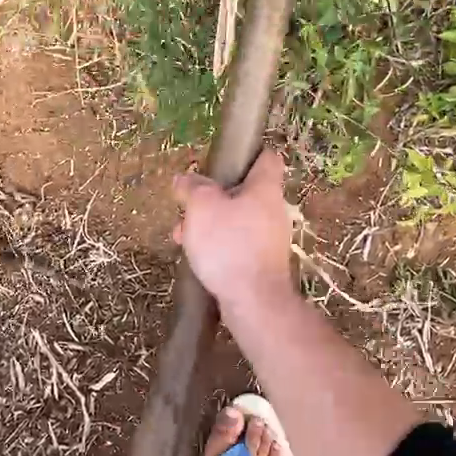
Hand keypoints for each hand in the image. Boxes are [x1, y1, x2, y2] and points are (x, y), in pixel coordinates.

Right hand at [172, 149, 294, 311]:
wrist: (254, 302)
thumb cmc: (229, 244)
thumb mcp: (201, 206)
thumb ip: (191, 188)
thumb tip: (184, 179)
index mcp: (264, 189)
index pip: (267, 158)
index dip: (248, 153)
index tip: (225, 159)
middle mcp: (272, 211)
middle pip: (242, 192)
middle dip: (212, 198)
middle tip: (189, 206)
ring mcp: (269, 239)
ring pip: (235, 220)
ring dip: (209, 224)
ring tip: (183, 236)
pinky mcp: (262, 263)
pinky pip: (236, 244)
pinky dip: (217, 246)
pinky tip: (196, 257)